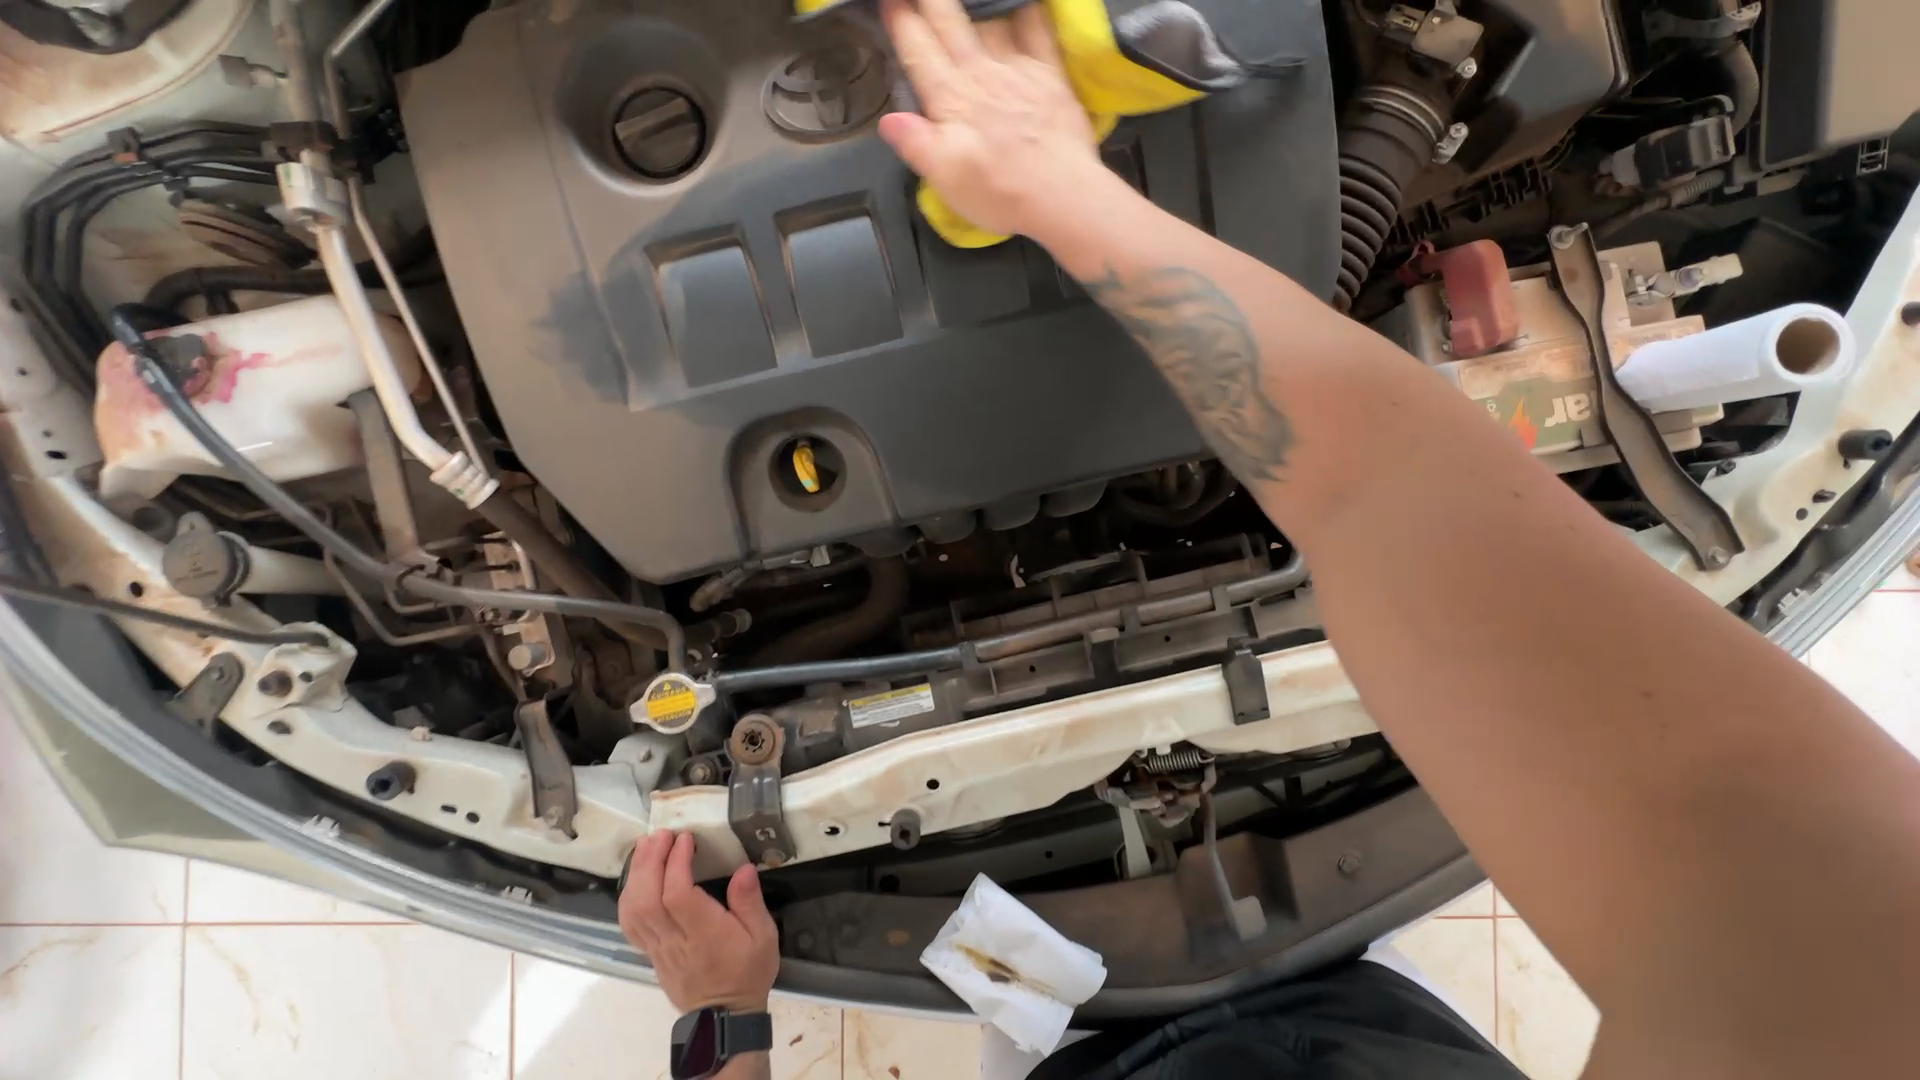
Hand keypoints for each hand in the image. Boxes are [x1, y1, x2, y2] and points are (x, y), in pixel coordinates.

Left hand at [619, 831, 778, 1013]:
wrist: (725, 1018)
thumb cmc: (748, 972)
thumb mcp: (764, 936)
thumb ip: (750, 902)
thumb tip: (743, 868)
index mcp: (705, 934)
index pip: (678, 895)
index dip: (676, 863)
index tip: (686, 839)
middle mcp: (675, 940)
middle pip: (647, 899)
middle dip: (650, 861)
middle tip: (661, 834)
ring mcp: (658, 948)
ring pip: (632, 911)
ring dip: (636, 874)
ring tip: (647, 847)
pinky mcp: (650, 953)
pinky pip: (629, 924)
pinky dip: (628, 895)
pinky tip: (637, 877)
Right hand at [878, 0, 1107, 239]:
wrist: (1060, 194)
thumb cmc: (1000, 193)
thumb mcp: (946, 179)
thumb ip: (917, 144)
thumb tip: (889, 120)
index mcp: (951, 100)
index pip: (918, 52)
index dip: (901, 22)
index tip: (889, 0)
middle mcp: (981, 74)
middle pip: (950, 24)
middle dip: (930, 1)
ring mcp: (1018, 69)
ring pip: (990, 20)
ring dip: (974, 3)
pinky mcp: (1050, 74)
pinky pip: (1036, 28)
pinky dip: (1025, 10)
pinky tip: (1020, 3)